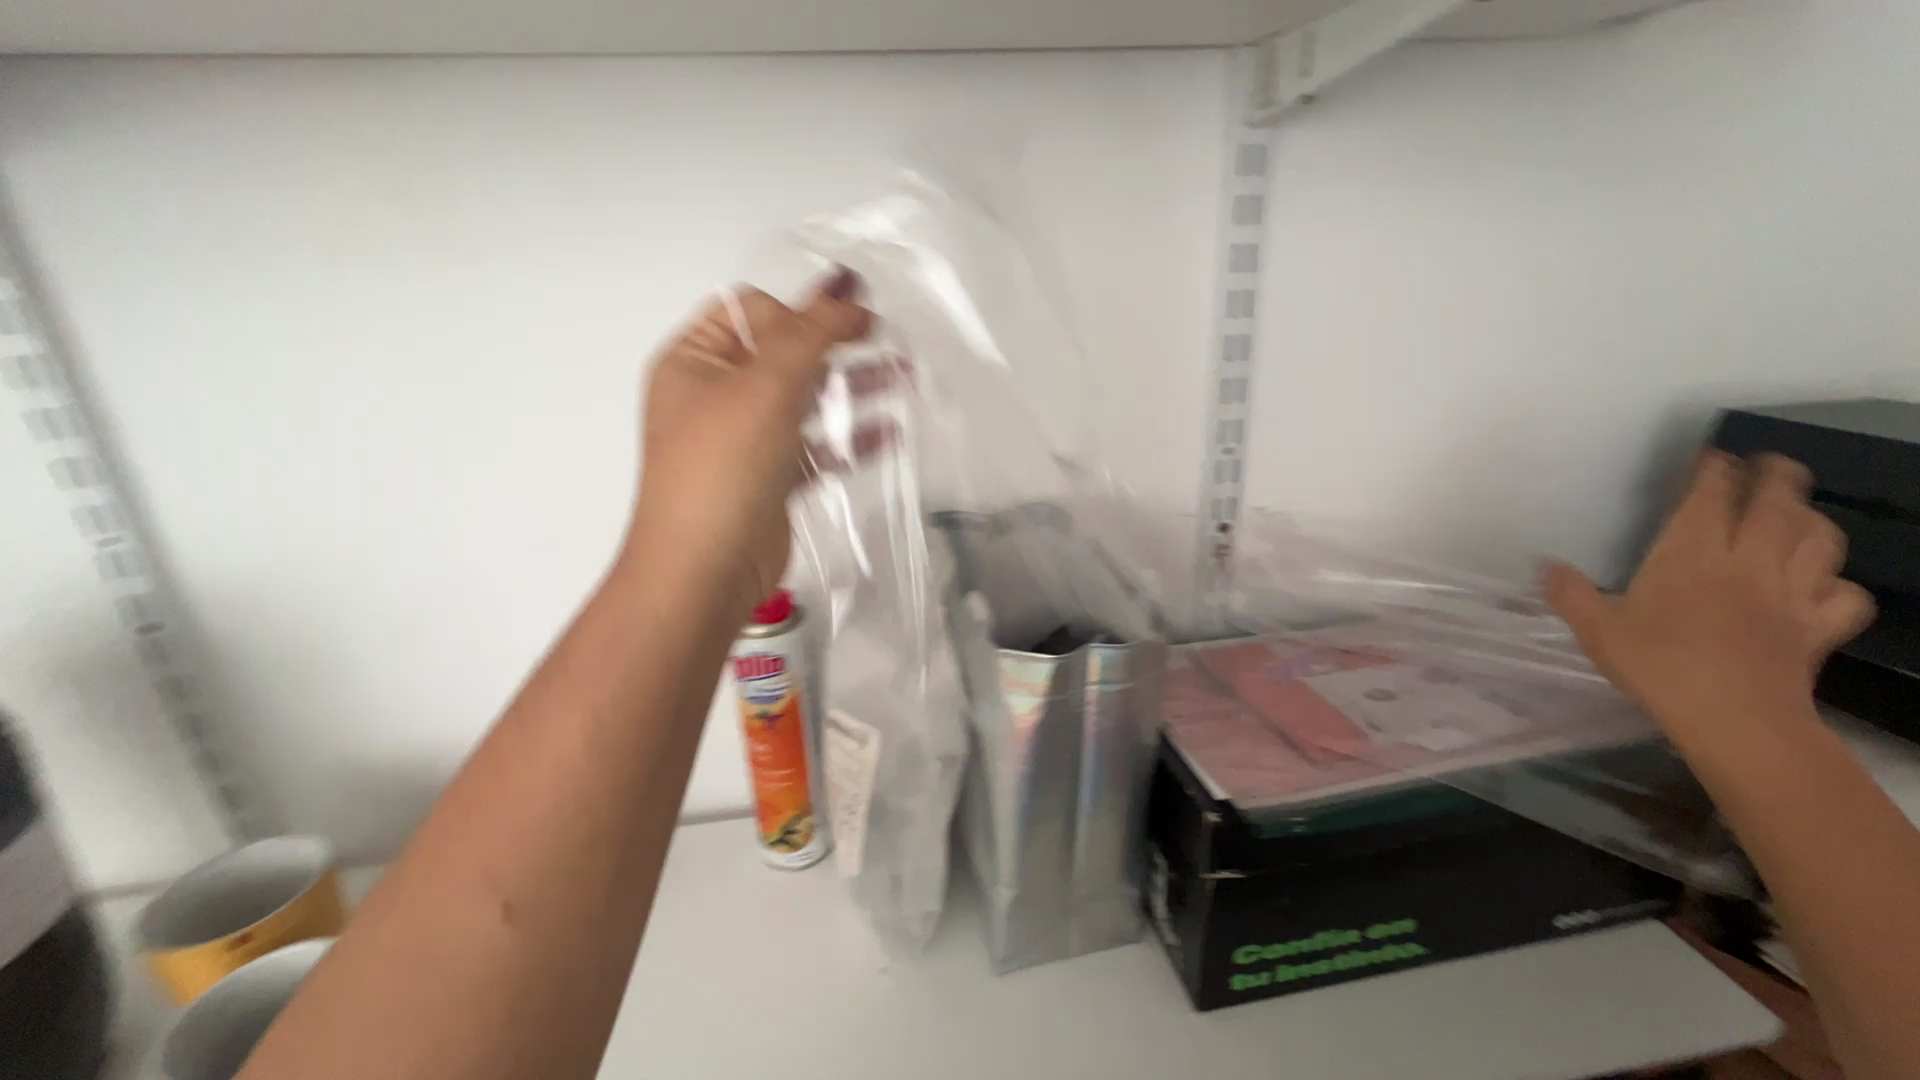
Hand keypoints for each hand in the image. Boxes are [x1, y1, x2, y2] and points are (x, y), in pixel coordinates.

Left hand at [626, 270, 871, 618]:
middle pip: (784, 353)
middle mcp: (715, 395)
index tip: (848, 324)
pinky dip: (849, 437)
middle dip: (837, 344)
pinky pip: (815, 447)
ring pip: (805, 400)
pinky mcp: (770, 480)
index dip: (800, 309)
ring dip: (852, 387)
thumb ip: (812, 331)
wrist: (704, 571)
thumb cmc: (725, 466)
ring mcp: (744, 441)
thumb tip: (846, 280)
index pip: (751, 310)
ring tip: (905, 376)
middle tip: (888, 339)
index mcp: (695, 360)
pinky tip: (891, 431)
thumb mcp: (766, 385)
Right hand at [1544, 452, 1874, 730]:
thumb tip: (1544, 564)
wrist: (1734, 718)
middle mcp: (1748, 561)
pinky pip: (1845, 596)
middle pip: (1777, 503)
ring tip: (1798, 514)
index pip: (1710, 495)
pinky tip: (1822, 586)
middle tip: (1767, 463)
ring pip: (1820, 539)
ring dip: (1812, 519)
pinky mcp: (1819, 627)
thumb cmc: (1657, 666)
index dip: (1714, 470)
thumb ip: (1570, 593)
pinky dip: (1838, 585)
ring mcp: (1791, 593)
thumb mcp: (1596, 630)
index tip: (1711, 456)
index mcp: (1691, 554)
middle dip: (1775, 475)